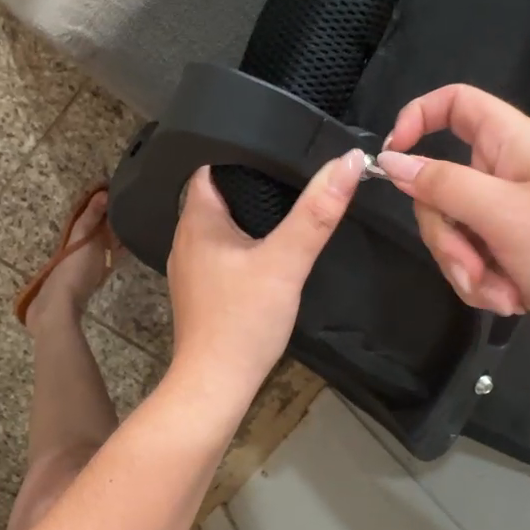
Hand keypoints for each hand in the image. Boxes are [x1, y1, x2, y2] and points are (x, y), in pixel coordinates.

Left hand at [166, 152, 362, 390]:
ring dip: (245, 215)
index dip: (239, 153)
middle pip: (215, 195)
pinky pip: (219, 253)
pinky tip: (265, 251)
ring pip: (217, 226)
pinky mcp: (198, 290)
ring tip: (283, 204)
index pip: (209, 168)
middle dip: (248, 183)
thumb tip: (345, 163)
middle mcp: (184, 238)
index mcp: (196, 220)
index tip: (274, 147)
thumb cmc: (243, 320)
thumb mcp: (286, 262)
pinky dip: (240, 244)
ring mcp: (188, 267)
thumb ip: (316, 213)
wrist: (214, 383)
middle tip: (289, 172)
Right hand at [376, 84, 529, 365]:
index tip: (391, 156)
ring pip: (449, 229)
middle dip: (444, 231)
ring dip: (463, 264)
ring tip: (500, 290)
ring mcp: (507, 217)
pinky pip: (467, 259)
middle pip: (437, 182)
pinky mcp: (509, 255)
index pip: (455, 104)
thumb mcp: (504, 214)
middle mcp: (505, 174)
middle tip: (469, 260)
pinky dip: (480, 283)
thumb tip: (389, 160)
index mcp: (512, 145)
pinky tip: (511, 300)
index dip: (418, 117)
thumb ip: (442, 185)